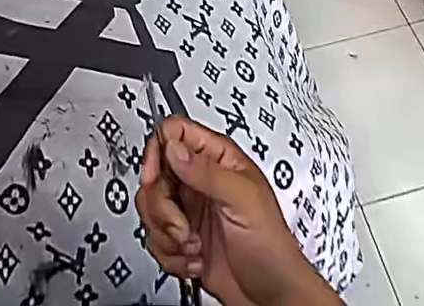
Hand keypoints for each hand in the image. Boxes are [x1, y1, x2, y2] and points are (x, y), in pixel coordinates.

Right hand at [141, 117, 334, 305]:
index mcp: (218, 158)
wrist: (271, 294)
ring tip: (193, 243)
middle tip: (182, 224)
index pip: (176, 134)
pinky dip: (170, 256)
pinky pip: (155, 240)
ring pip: (152, 209)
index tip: (156, 176)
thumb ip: (206, 171)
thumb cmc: (271, 242)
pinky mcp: (182, 239)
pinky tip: (195, 258)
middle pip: (156, 175)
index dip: (160, 150)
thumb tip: (174, 147)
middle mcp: (201, 180)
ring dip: (167, 235)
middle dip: (162, 206)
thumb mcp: (242, 197)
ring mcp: (190, 210)